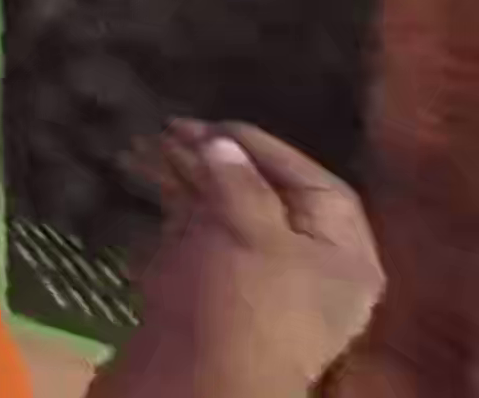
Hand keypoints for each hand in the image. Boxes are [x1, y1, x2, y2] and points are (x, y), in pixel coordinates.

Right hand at [94, 121, 384, 397]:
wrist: (197, 352)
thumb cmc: (243, 297)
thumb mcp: (250, 236)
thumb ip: (237, 183)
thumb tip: (217, 138)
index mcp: (338, 253)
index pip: (318, 188)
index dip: (272, 152)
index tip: (218, 126)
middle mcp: (298, 250)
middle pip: (264, 187)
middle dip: (219, 154)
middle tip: (172, 126)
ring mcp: (247, 251)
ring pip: (220, 193)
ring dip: (186, 163)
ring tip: (147, 139)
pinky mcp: (203, 252)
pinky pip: (189, 206)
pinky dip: (167, 181)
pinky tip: (140, 162)